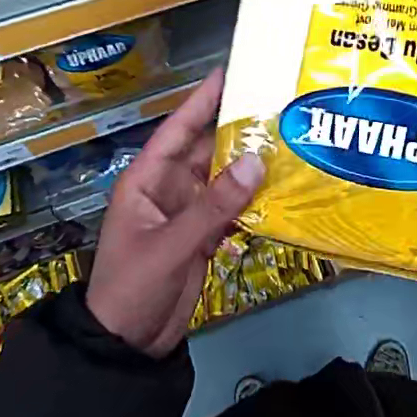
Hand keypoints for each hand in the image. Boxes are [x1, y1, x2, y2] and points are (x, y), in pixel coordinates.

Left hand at [88, 68, 264, 356]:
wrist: (128, 344)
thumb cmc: (133, 287)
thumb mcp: (170, 245)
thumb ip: (213, 207)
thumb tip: (257, 162)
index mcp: (146, 181)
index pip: (176, 131)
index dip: (200, 101)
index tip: (227, 72)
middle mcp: (167, 190)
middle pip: (205, 152)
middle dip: (236, 132)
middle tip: (276, 108)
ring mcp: (185, 214)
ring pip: (221, 180)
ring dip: (249, 167)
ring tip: (288, 143)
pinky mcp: (201, 237)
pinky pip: (229, 209)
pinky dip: (251, 201)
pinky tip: (279, 191)